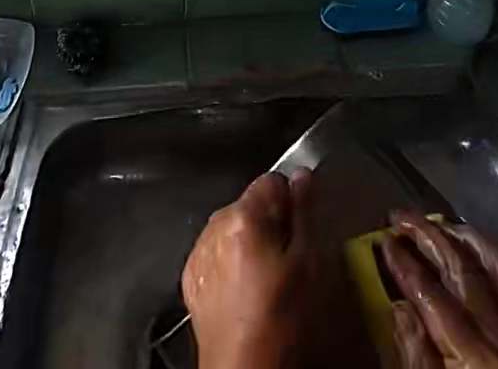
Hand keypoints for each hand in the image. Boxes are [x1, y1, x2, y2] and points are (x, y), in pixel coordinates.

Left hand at [182, 170, 317, 368]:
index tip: (298, 224)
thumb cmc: (278, 320)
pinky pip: (217, 250)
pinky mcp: (191, 275)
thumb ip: (305, 211)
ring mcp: (199, 251)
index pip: (271, 180)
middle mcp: (215, 226)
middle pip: (251, 203)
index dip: (289, 199)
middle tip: (287, 255)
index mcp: (243, 216)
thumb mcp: (306, 262)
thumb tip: (303, 176)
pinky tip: (246, 288)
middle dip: (270, 220)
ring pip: (234, 226)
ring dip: (250, 239)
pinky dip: (231, 259)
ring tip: (267, 276)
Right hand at [380, 212, 497, 368]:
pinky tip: (479, 244)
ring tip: (437, 221)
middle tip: (401, 218)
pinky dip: (496, 255)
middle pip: (460, 270)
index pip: (429, 294)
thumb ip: (415, 358)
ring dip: (462, 237)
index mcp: (470, 356)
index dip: (404, 263)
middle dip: (427, 237)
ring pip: (493, 265)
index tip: (383, 240)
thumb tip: (400, 305)